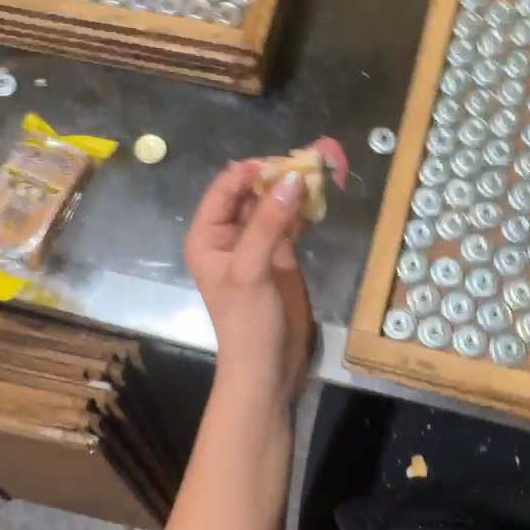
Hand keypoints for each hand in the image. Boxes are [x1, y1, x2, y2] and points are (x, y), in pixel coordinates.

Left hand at [184, 162, 314, 406]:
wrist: (269, 369)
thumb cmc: (248, 323)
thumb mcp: (251, 270)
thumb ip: (269, 223)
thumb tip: (293, 178)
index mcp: (207, 236)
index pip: (225, 190)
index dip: (251, 171)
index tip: (283, 161)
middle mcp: (229, 236)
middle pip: (252, 192)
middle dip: (277, 175)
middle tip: (311, 160)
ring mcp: (258, 245)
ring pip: (274, 204)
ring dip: (295, 188)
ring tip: (322, 169)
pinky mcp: (282, 255)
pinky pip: (291, 221)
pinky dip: (305, 208)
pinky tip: (322, 196)